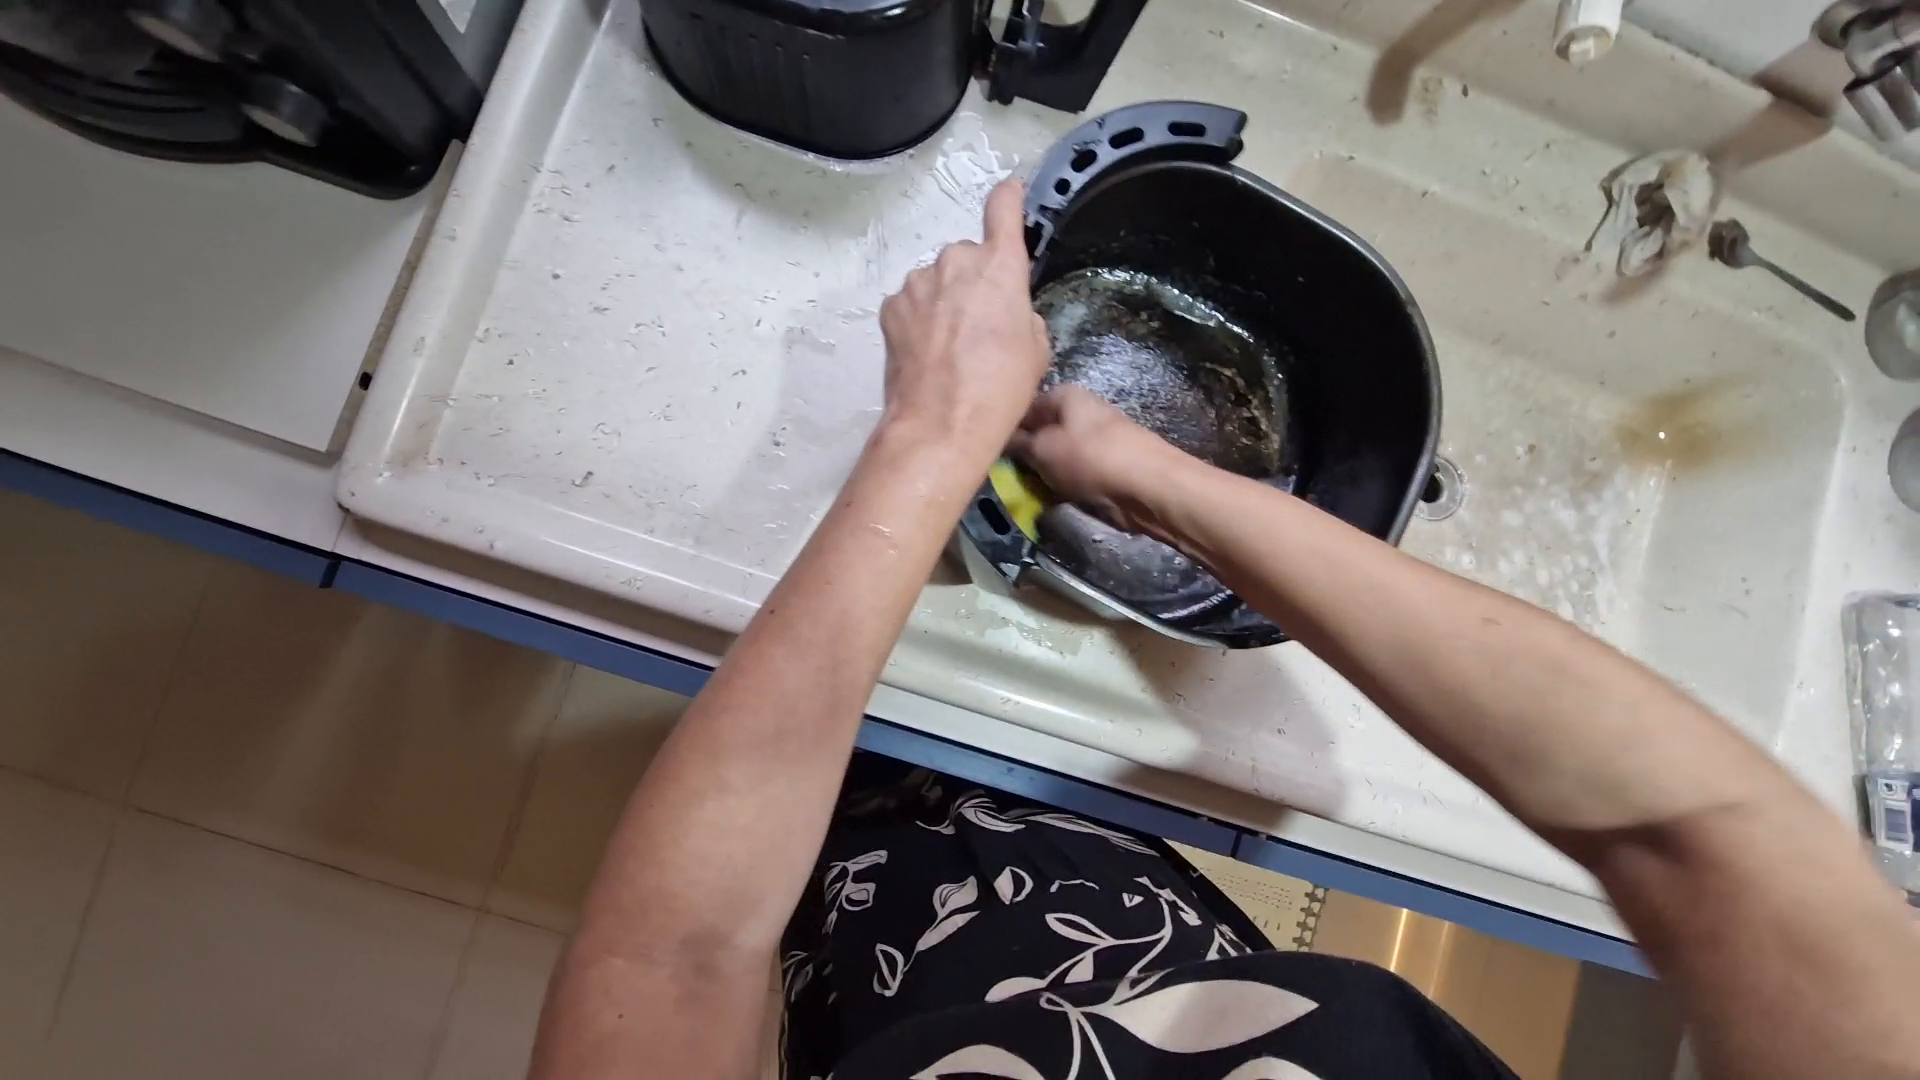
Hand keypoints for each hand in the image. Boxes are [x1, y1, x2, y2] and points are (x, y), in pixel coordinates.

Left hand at [877, 179, 1050, 454]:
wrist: (941, 422)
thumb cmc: (1000, 388)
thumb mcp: (1036, 350)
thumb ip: (1023, 314)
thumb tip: (1006, 312)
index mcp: (999, 265)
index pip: (1004, 208)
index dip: (1008, 199)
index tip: (1010, 194)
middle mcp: (956, 260)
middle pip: (969, 259)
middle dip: (974, 284)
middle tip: (979, 328)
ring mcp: (918, 282)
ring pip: (937, 282)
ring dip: (944, 302)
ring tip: (950, 349)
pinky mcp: (891, 306)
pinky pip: (912, 304)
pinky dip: (919, 321)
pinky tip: (926, 354)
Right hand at [1007, 385, 1185, 533]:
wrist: (1146, 487)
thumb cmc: (1089, 457)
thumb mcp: (1042, 449)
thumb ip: (1016, 442)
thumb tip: (997, 436)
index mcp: (1065, 395)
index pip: (1023, 406)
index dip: (1004, 427)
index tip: (987, 448)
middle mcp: (1079, 413)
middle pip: (1039, 433)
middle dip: (1023, 454)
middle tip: (1001, 475)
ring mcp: (1091, 442)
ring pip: (1053, 457)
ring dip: (1040, 474)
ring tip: (1021, 490)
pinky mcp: (1101, 468)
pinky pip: (1070, 475)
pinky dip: (1059, 486)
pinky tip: (1046, 499)